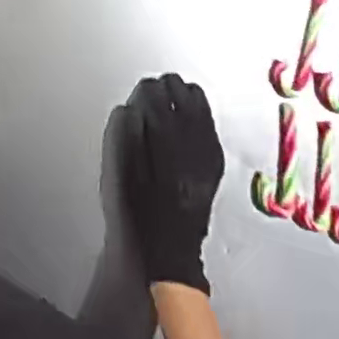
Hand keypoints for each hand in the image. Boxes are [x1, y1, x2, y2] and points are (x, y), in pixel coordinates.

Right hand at [121, 74, 225, 293]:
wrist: (171, 249)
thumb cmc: (140, 214)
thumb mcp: (122, 175)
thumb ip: (124, 138)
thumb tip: (128, 108)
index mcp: (165, 148)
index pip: (157, 100)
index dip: (147, 91)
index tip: (140, 89)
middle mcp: (191, 146)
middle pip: (182, 96)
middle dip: (166, 89)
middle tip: (153, 91)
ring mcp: (207, 152)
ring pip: (199, 106)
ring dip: (183, 97)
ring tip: (170, 97)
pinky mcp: (215, 161)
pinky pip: (208, 124)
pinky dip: (197, 113)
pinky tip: (189, 113)